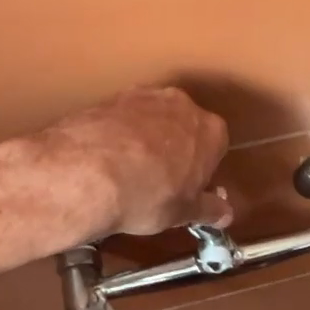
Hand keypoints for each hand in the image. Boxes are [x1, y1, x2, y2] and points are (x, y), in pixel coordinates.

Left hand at [16, 87, 233, 240]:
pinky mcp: (107, 98)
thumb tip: (224, 213)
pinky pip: (122, 119)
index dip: (202, 170)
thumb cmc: (148, 195)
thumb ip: (210, 210)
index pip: (216, 148)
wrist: (85, 175)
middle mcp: (181, 105)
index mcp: (211, 130)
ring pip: (152, 121)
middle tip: (159, 182)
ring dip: (147, 141)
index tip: (188, 189)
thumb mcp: (184, 213)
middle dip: (176, 150)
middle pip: (184, 128)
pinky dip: (118, 137)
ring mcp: (143, 96)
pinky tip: (106, 163)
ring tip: (128, 173)